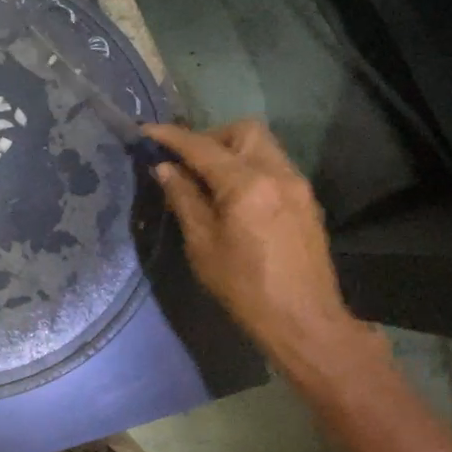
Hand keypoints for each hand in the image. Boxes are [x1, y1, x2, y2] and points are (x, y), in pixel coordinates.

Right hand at [142, 120, 374, 361]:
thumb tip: (165, 168)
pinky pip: (273, 166)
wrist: (303, 319)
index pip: (203, 147)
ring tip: (205, 178)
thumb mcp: (201, 244)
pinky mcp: (305, 200)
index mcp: (247, 185)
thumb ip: (183, 198)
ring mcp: (297, 186)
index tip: (146, 132)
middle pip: (244, 131)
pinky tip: (231, 195)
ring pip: (262, 146)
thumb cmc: (243, 286)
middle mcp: (278, 175)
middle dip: (210, 136)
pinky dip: (247, 166)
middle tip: (186, 160)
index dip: (172, 137)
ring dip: (230, 150)